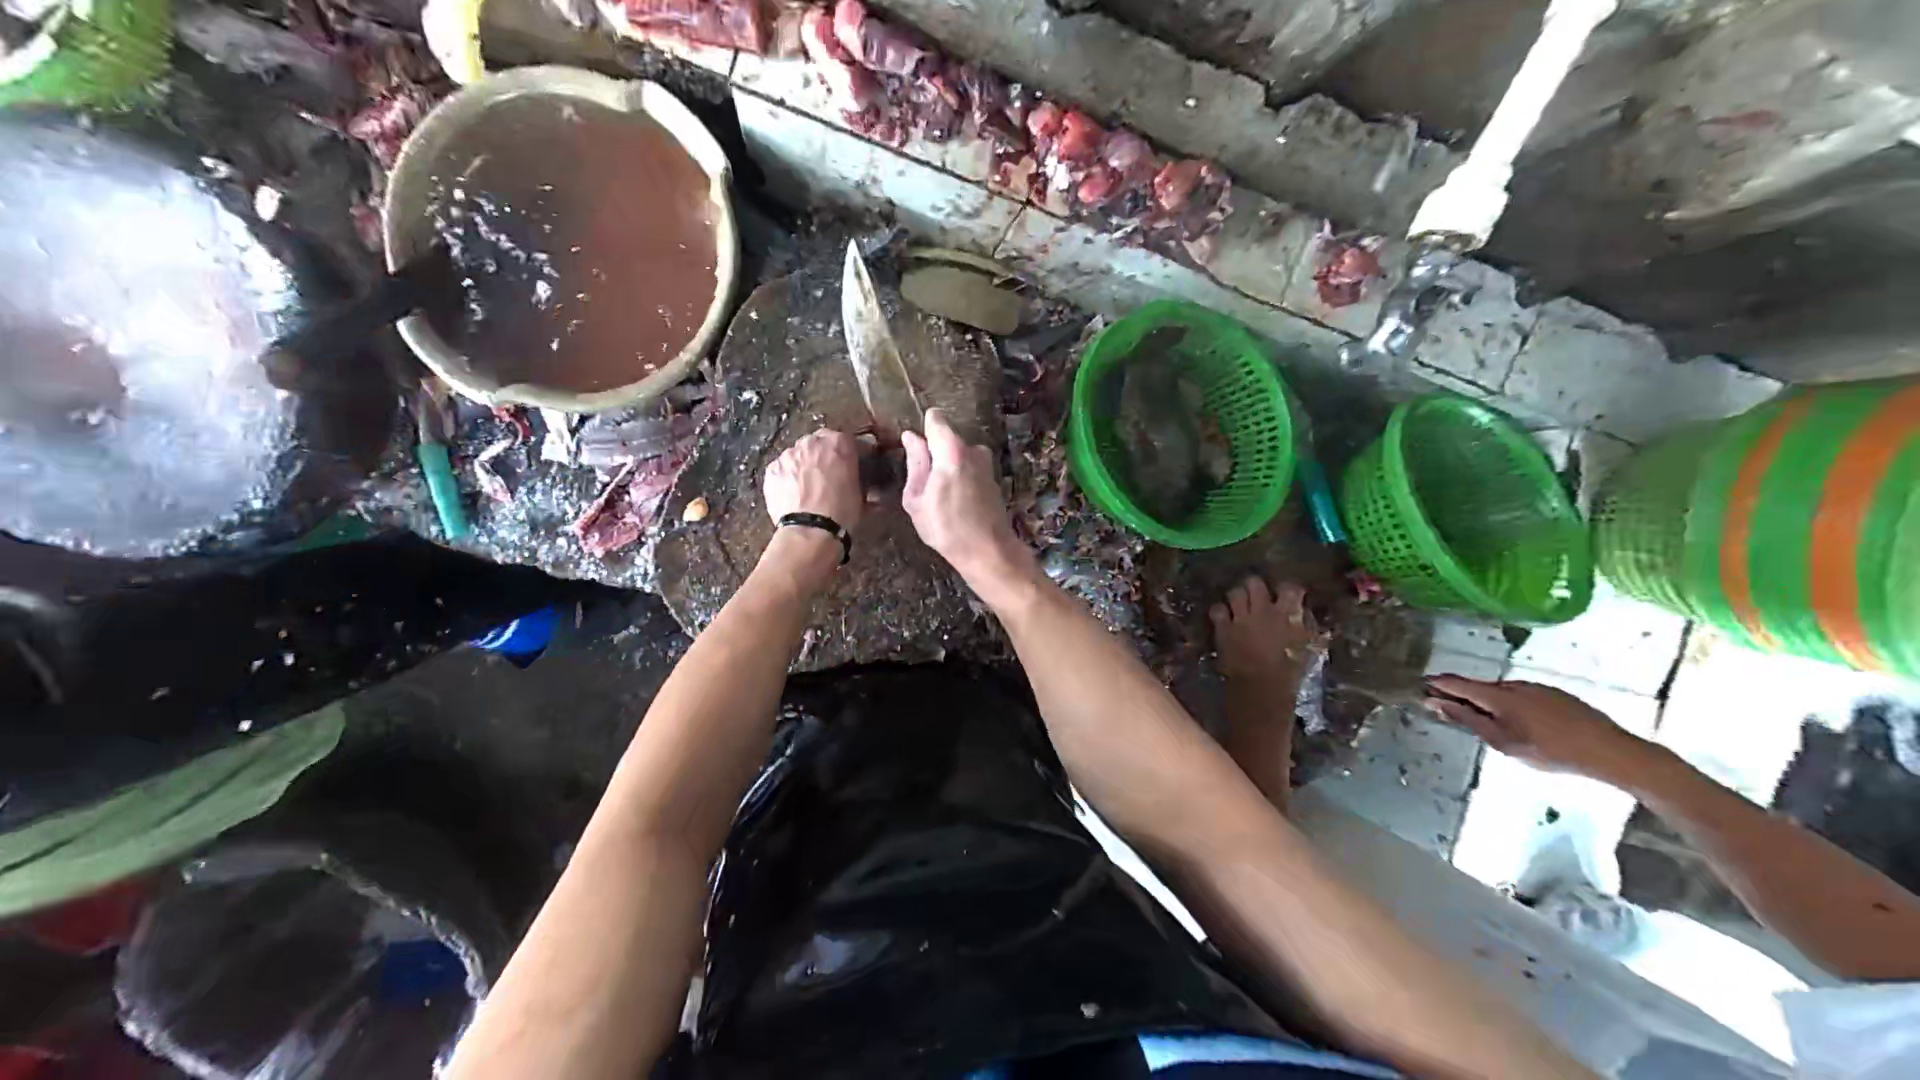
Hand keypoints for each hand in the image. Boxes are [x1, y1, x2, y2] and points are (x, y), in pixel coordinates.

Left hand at [764, 428, 864, 528]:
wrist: (811, 530)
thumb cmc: (842, 512)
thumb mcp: (861, 494)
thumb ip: (858, 479)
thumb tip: (865, 486)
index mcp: (838, 444)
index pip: (843, 440)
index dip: (844, 454)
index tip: (846, 466)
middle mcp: (811, 443)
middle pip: (816, 444)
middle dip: (820, 456)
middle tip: (825, 478)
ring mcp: (788, 455)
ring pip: (796, 456)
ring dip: (801, 466)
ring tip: (806, 489)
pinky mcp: (771, 470)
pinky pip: (781, 470)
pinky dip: (786, 479)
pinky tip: (792, 495)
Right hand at [901, 409, 1031, 598]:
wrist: (987, 551)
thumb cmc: (946, 529)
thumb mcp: (917, 499)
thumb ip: (915, 463)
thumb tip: (911, 437)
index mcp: (952, 450)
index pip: (935, 419)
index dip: (923, 431)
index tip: (915, 450)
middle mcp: (973, 449)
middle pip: (946, 439)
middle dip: (934, 455)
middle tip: (924, 485)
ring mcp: (986, 463)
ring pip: (957, 455)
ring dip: (947, 469)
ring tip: (939, 498)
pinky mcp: (993, 477)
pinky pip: (968, 468)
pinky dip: (960, 479)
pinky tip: (955, 504)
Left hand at [1210, 577, 1323, 683]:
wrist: (1260, 686)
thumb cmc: (1289, 671)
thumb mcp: (1308, 649)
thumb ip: (1309, 630)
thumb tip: (1307, 617)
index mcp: (1286, 614)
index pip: (1289, 588)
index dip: (1289, 588)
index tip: (1289, 594)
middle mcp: (1261, 610)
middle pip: (1255, 582)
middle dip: (1255, 586)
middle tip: (1257, 595)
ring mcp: (1240, 618)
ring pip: (1234, 592)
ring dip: (1237, 596)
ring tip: (1240, 604)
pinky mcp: (1223, 628)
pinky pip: (1217, 609)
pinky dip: (1219, 611)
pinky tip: (1223, 617)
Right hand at [1424, 676, 1659, 785]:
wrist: (1612, 752)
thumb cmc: (1551, 751)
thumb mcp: (1503, 742)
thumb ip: (1468, 721)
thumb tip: (1436, 702)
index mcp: (1498, 695)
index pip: (1457, 683)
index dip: (1436, 683)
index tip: (1419, 685)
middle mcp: (1514, 685)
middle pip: (1478, 687)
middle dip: (1459, 695)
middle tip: (1447, 708)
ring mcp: (1536, 688)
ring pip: (1500, 692)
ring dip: (1485, 700)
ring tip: (1483, 720)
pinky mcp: (1554, 695)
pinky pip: (1520, 695)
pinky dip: (1507, 703)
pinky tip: (1517, 722)